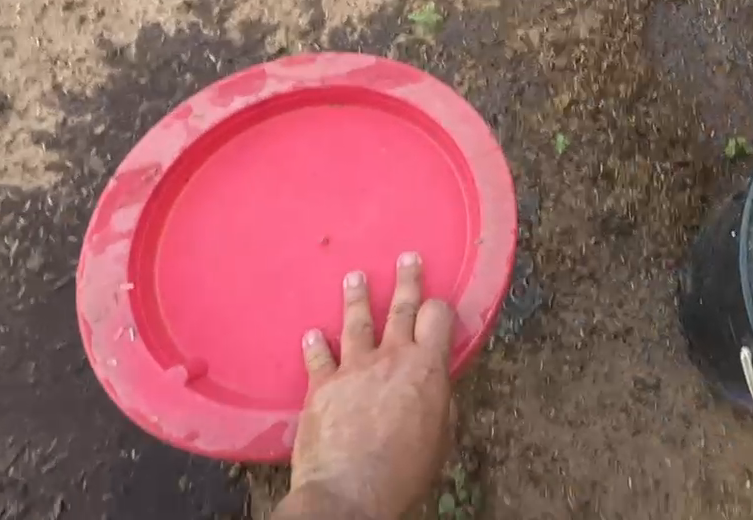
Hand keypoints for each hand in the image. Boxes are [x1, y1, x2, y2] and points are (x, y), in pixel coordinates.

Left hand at [283, 252, 454, 519]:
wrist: (349, 496)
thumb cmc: (405, 472)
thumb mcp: (441, 435)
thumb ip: (440, 400)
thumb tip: (437, 386)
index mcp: (427, 366)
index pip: (438, 315)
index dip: (439, 306)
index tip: (437, 302)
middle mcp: (393, 357)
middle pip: (402, 306)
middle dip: (407, 279)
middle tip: (407, 257)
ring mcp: (355, 369)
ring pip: (358, 321)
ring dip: (357, 297)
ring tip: (355, 277)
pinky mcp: (322, 388)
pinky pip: (318, 359)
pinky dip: (315, 346)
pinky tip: (311, 335)